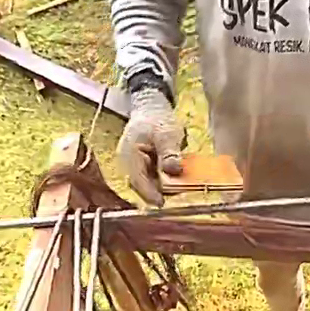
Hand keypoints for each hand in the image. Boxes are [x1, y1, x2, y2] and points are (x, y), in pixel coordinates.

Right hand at [116, 80, 184, 205]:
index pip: (136, 180)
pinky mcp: (144, 168)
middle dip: (159, 193)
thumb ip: (169, 153)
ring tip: (181, 188)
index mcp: (129, 155)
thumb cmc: (157, 118)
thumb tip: (172, 170)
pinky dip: (165, 182)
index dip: (149, 194)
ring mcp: (136, 167)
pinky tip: (178, 181)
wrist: (152, 107)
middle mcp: (128, 164)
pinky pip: (154, 180)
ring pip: (149, 184)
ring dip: (163, 188)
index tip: (161, 203)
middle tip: (178, 194)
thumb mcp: (167, 134)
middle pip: (142, 186)